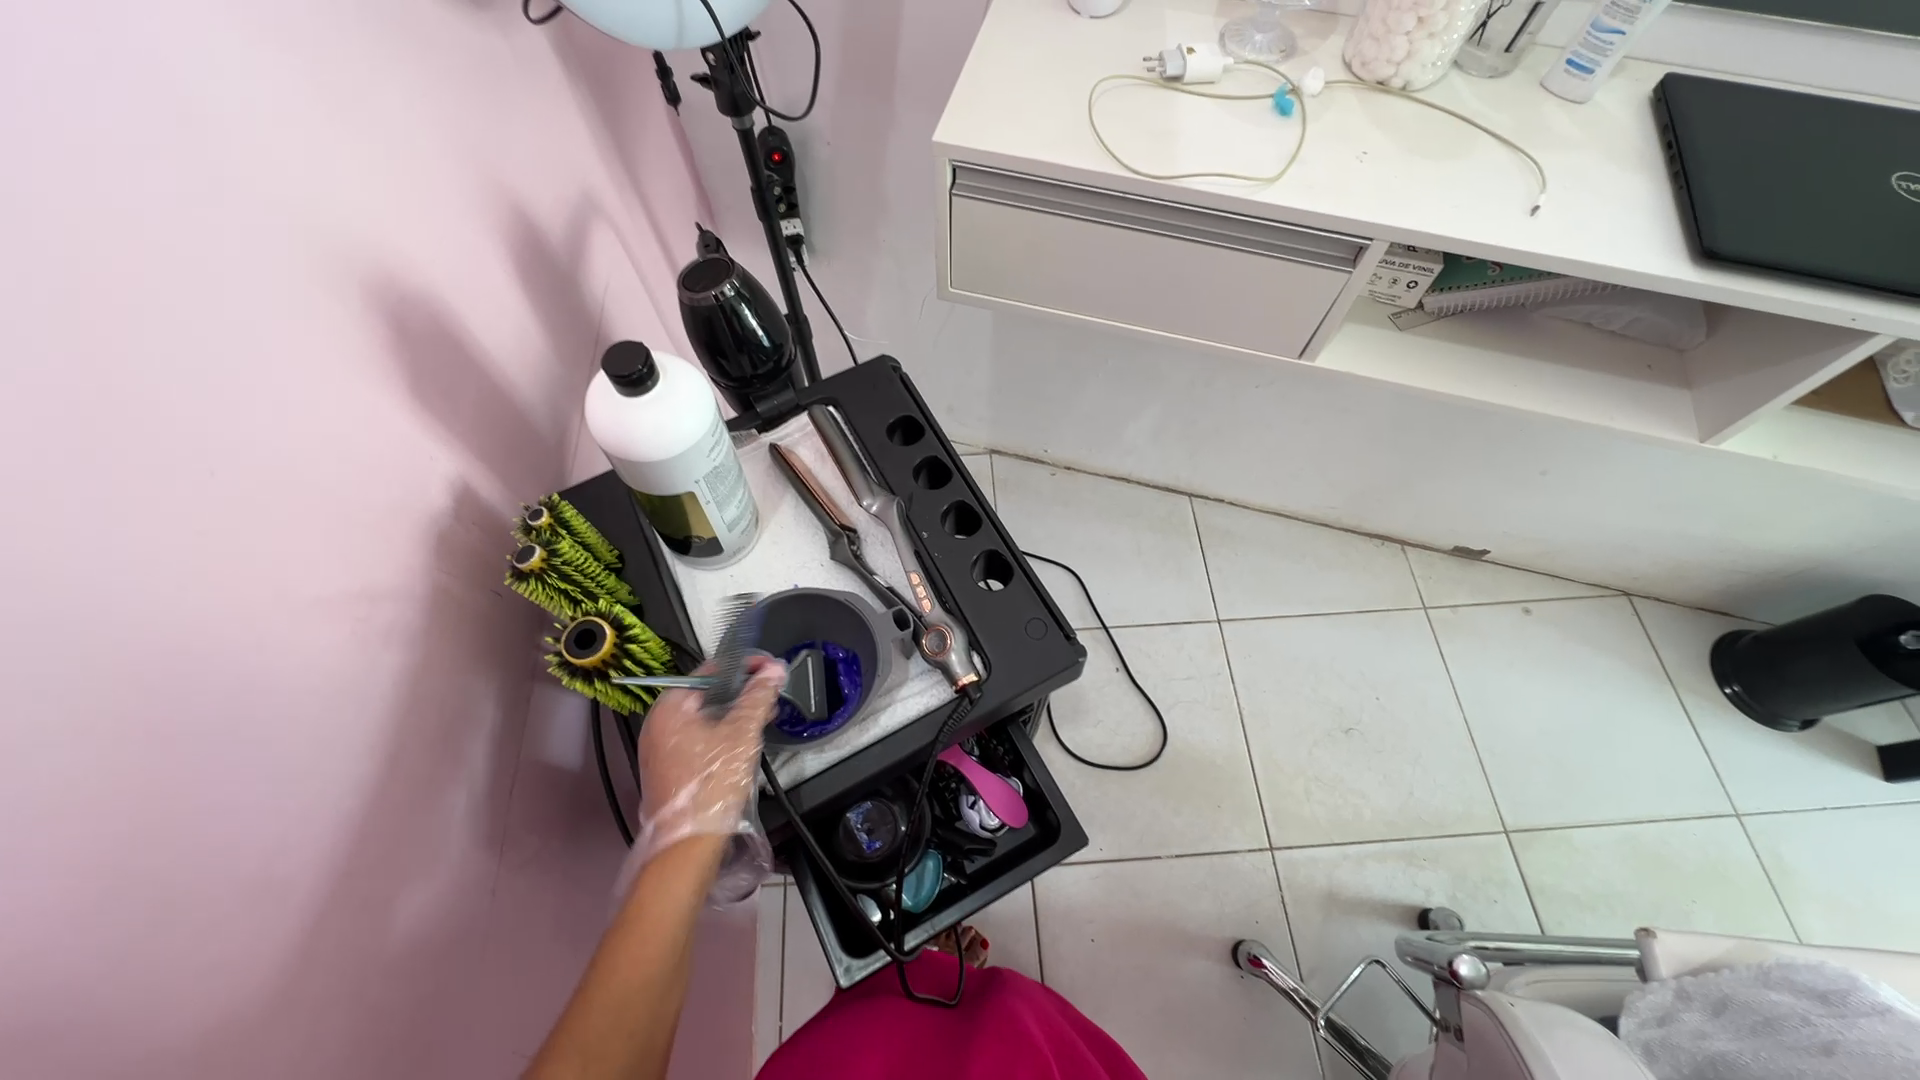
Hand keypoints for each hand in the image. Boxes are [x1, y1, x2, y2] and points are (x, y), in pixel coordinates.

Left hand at [632, 656, 785, 859]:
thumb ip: (758, 697)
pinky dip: (721, 735)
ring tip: (763, 718)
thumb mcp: (742, 733)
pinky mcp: (668, 770)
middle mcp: (658, 725)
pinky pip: (698, 740)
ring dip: (734, 715)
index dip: (743, 666)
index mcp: (669, 708)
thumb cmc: (712, 784)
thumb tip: (774, 668)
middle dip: (741, 693)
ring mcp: (660, 750)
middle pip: (706, 695)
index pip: (709, 671)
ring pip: (704, 719)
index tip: (770, 669)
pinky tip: (744, 743)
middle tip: (770, 696)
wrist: (687, 846)